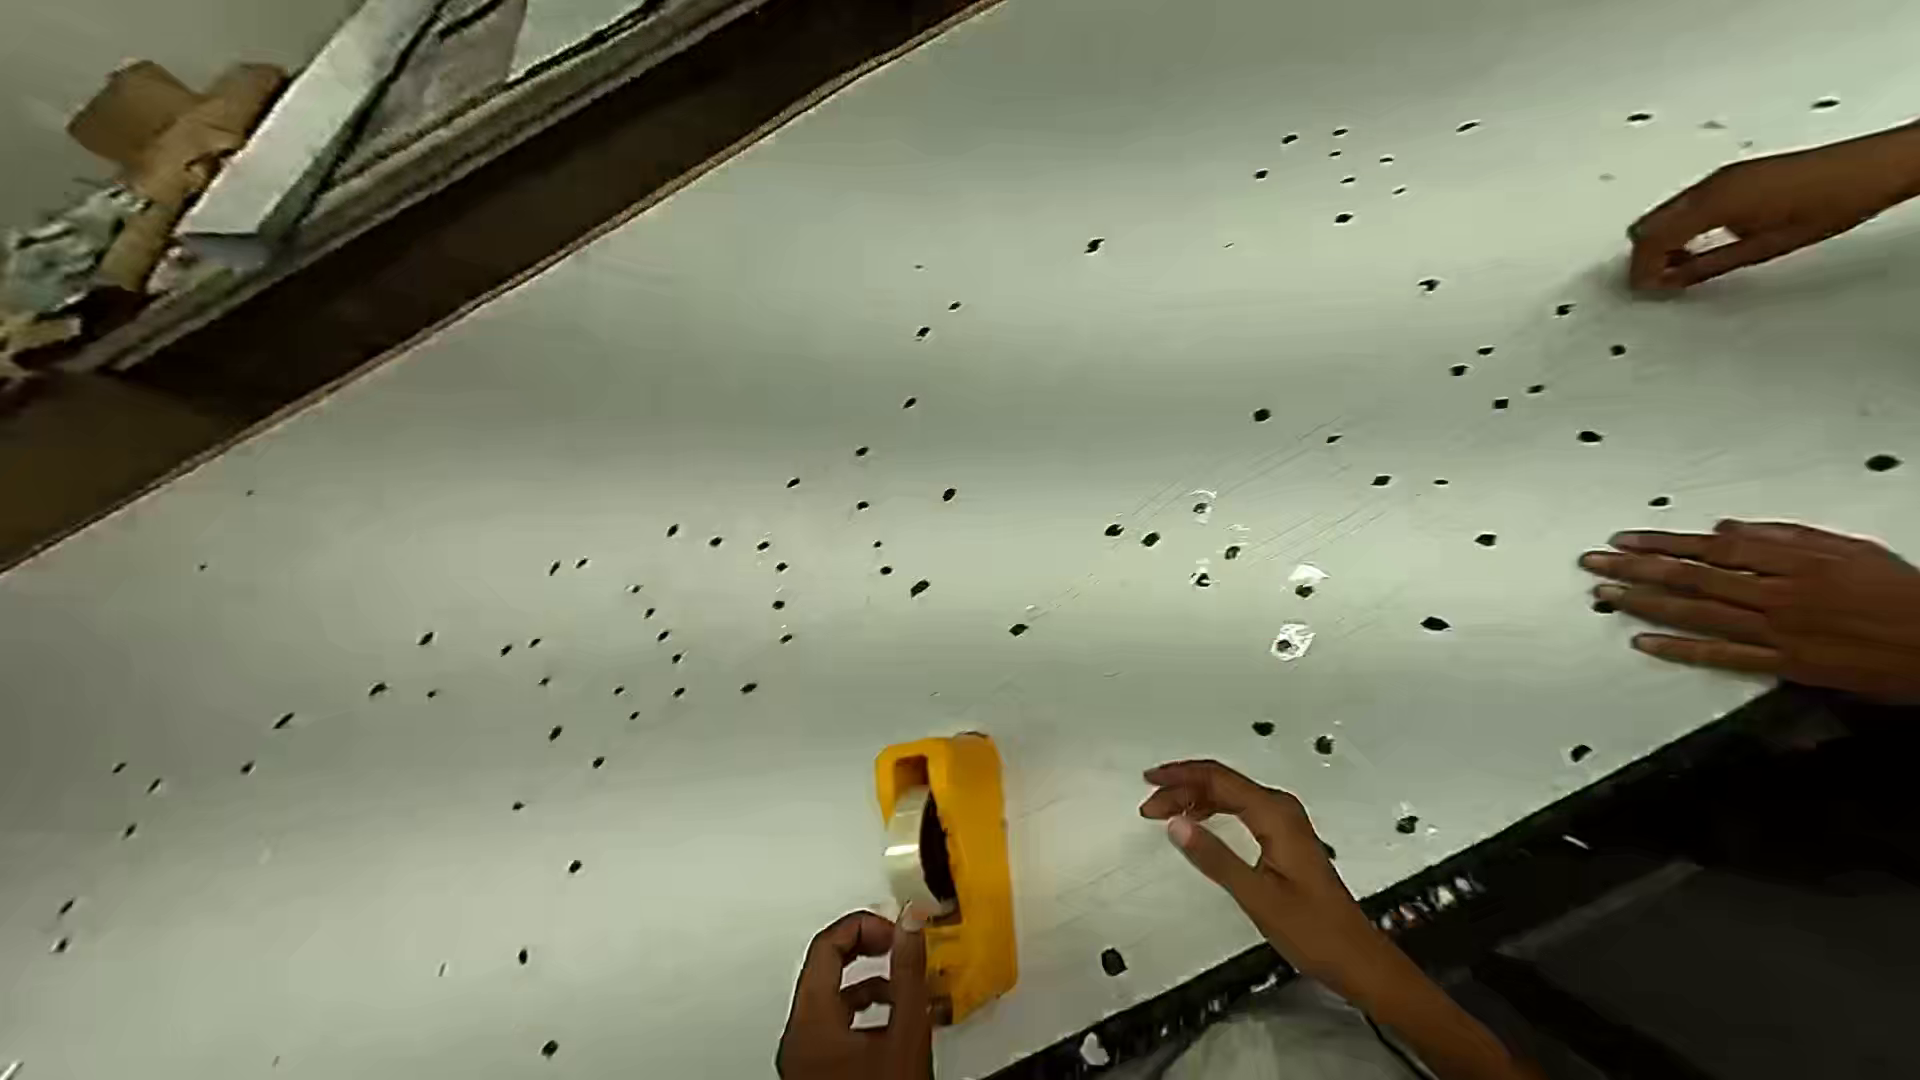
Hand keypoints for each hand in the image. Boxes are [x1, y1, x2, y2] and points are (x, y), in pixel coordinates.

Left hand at [776, 909, 931, 1079]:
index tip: (896, 929)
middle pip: (827, 967)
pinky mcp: (818, 1075)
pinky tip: (896, 1022)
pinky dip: (866, 1011)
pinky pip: (837, 1025)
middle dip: (868, 949)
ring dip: (871, 981)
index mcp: (811, 1020)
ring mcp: (805, 1059)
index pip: (827, 945)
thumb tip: (910, 921)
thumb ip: (908, 971)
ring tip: (905, 985)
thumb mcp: (905, 1033)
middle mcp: (800, 1037)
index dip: (864, 926)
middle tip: (899, 945)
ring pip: (833, 997)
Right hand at [1139, 760, 1394, 998]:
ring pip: (1227, 794)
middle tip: (1150, 807)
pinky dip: (1210, 809)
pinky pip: (1238, 808)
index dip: (1179, 776)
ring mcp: (1282, 820)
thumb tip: (1174, 823)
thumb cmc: (1312, 930)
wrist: (1359, 961)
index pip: (1217, 779)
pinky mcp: (1281, 834)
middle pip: (1221, 782)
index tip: (1148, 782)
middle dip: (1181, 788)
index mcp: (1274, 814)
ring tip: (1162, 812)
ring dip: (1193, 798)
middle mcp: (1278, 808)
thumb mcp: (1257, 897)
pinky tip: (1193, 821)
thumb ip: (1214, 857)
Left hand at [1581, 519, 1919, 702]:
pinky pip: (1723, 656)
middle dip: (1634, 569)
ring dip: (1643, 604)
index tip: (1623, 540)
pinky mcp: (1788, 663)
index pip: (1711, 549)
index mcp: (1797, 565)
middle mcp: (1780, 596)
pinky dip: (1680, 649)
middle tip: (1592, 563)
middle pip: (1691, 578)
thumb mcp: (1853, 552)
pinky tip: (1642, 642)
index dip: (1661, 543)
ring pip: (1696, 613)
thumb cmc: (1910, 594)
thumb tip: (1726, 526)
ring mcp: (1781, 631)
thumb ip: (1785, 537)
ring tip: (1603, 596)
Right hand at [1627, 123, 1919, 290]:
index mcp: (1713, 203)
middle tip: (1655, 278)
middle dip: (1644, 256)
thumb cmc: (1839, 199)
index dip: (1642, 270)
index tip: (1646, 287)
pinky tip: (1696, 242)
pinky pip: (1683, 204)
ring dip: (1662, 241)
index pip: (1651, 242)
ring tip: (1678, 263)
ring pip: (1660, 216)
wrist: (1886, 164)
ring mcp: (1721, 178)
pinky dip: (1679, 227)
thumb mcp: (1762, 248)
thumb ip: (1705, 267)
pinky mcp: (1733, 175)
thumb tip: (1669, 281)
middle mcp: (1711, 186)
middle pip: (1646, 227)